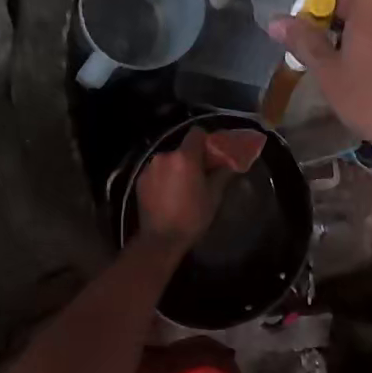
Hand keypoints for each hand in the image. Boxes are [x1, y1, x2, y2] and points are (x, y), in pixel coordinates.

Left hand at [136, 129, 230, 248]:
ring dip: (176, 168)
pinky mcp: (140, 180)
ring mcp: (149, 168)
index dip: (206, 141)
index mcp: (184, 157)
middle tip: (200, 176)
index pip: (196, 133)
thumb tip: (232, 162)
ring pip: (168, 160)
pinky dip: (164, 178)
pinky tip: (168, 195)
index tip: (211, 155)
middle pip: (182, 148)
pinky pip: (157, 171)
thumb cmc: (192, 217)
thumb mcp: (213, 196)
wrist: (161, 239)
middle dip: (192, 158)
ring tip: (183, 189)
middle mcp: (164, 156)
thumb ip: (222, 173)